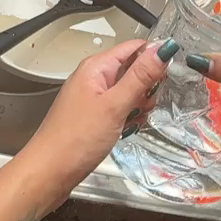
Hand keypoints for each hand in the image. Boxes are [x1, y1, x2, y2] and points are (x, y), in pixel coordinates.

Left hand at [0, 37, 174, 210]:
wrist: (49, 173)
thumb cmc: (75, 139)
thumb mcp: (115, 105)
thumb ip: (141, 76)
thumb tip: (164, 48)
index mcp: (96, 67)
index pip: (134, 47)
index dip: (155, 56)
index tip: (172, 73)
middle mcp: (94, 77)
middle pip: (133, 69)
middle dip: (147, 86)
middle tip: (144, 105)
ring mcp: (93, 97)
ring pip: (128, 91)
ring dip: (139, 105)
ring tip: (133, 121)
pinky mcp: (94, 116)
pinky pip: (120, 108)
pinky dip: (128, 118)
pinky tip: (126, 130)